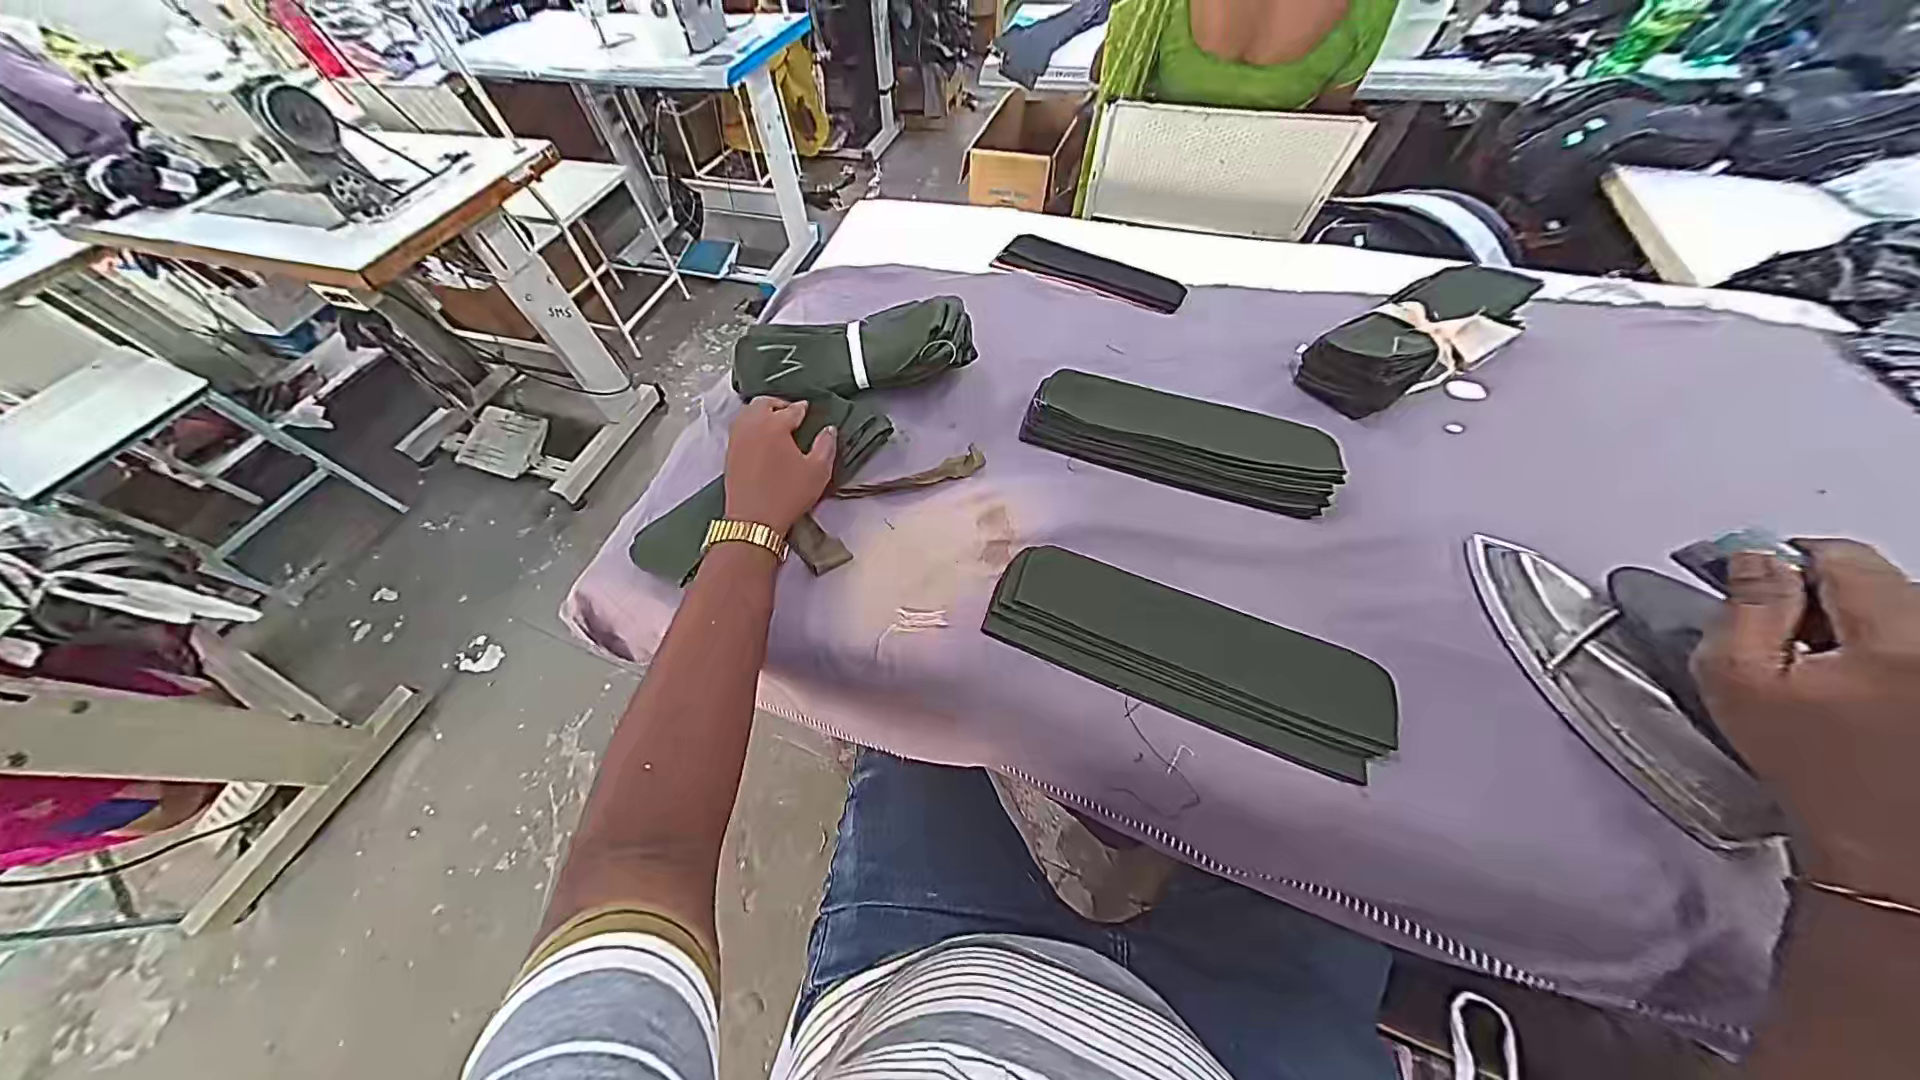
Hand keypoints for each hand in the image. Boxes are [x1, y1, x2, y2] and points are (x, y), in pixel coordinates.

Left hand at [724, 397, 834, 534]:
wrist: (754, 520)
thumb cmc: (788, 494)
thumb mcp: (818, 471)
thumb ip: (826, 445)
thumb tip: (829, 430)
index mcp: (775, 425)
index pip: (792, 409)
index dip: (803, 409)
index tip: (809, 410)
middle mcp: (752, 425)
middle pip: (764, 403)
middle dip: (779, 404)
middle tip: (791, 412)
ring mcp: (737, 438)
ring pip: (748, 413)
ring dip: (762, 412)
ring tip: (775, 422)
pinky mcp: (730, 452)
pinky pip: (740, 427)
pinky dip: (751, 425)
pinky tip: (761, 438)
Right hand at [1693, 540, 1919, 901]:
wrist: (1893, 843)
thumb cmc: (1815, 769)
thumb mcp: (1738, 681)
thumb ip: (1744, 609)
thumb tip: (1757, 560)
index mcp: (1899, 641)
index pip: (1844, 558)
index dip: (1788, 562)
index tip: (1756, 577)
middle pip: (1886, 583)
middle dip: (1827, 601)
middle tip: (1787, 643)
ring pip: (1912, 612)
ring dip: (1866, 627)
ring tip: (1832, 673)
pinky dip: (1894, 651)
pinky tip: (1873, 689)